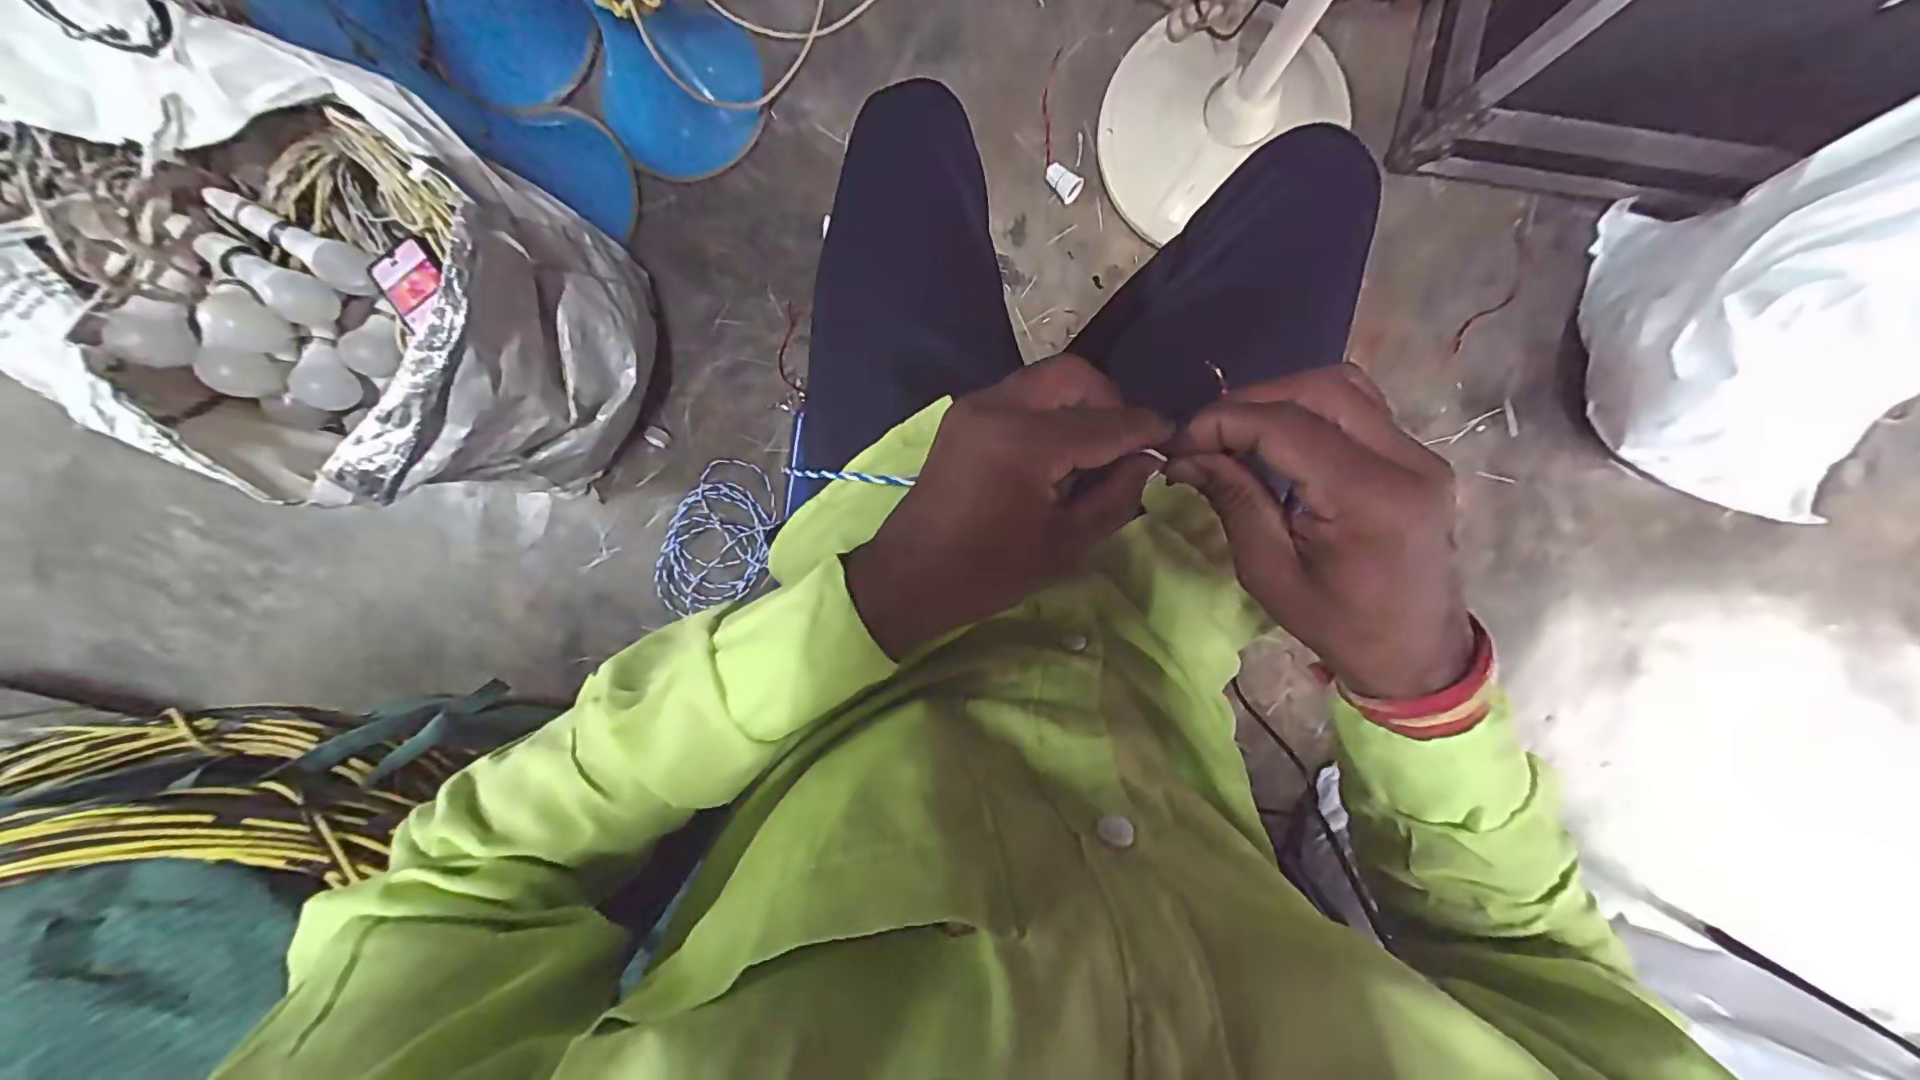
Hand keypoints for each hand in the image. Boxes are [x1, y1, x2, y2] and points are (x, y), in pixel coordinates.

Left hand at [845, 355, 1173, 658]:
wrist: (909, 577)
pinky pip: (1021, 397)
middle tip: (1125, 444)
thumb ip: (1115, 496)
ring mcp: (974, 407)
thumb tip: (1146, 460)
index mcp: (1024, 441)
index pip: (1105, 421)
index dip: (1145, 428)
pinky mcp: (963, 417)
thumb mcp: (1064, 545)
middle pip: (1072, 376)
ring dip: (1078, 405)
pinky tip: (1058, 454)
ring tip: (1093, 453)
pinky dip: (1049, 413)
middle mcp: (996, 407)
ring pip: (1045, 381)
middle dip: (1109, 402)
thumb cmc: (987, 573)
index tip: (1171, 436)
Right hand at [1167, 365, 1472, 699]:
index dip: (1223, 422)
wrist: (1415, 650)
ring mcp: (1419, 453)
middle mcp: (1406, 461)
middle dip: (1247, 402)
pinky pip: (1358, 405)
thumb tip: (1185, 456)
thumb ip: (1233, 500)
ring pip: (1342, 385)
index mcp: (1368, 499)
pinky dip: (1308, 407)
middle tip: (1202, 435)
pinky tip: (1277, 436)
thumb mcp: (1268, 571)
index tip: (1179, 444)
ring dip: (1279, 396)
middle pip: (1318, 389)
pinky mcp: (1417, 454)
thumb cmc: (1336, 624)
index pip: (1287, 426)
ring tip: (1236, 431)